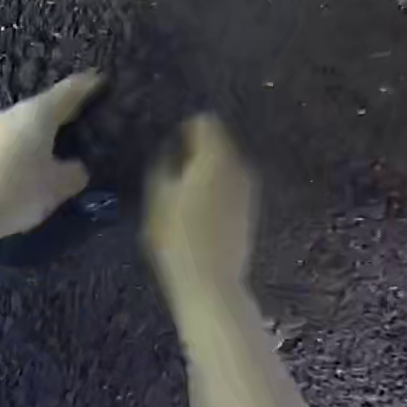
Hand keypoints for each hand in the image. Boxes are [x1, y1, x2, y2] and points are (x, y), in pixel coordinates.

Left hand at [0, 72, 104, 244]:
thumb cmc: (16, 193)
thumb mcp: (57, 187)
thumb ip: (74, 173)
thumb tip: (75, 168)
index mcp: (37, 114)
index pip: (70, 91)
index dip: (89, 86)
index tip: (101, 81)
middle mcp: (12, 114)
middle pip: (44, 107)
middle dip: (64, 113)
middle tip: (85, 120)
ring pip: (24, 126)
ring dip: (41, 134)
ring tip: (58, 148)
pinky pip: (8, 143)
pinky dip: (22, 150)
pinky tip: (27, 168)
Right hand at [144, 114, 257, 294]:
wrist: (211, 283)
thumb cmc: (177, 240)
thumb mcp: (157, 200)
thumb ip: (163, 167)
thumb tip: (169, 150)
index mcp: (215, 158)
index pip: (206, 123)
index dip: (186, 129)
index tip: (170, 142)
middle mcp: (239, 167)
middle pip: (219, 143)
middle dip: (197, 150)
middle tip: (172, 168)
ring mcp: (248, 189)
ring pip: (226, 165)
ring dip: (207, 170)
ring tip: (182, 189)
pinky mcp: (249, 209)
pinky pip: (231, 185)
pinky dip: (216, 187)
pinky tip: (198, 208)